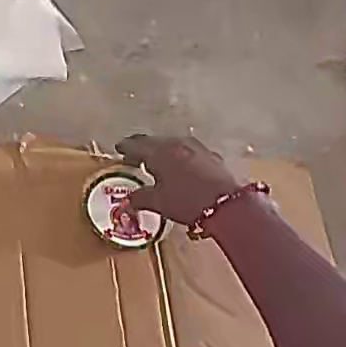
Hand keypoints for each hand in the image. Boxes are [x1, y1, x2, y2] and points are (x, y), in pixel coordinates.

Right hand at [114, 134, 243, 225]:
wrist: (226, 204)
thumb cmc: (187, 201)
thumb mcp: (158, 202)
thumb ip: (140, 198)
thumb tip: (127, 201)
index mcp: (159, 152)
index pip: (137, 145)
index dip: (125, 147)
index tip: (119, 149)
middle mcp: (177, 144)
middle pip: (155, 142)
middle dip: (142, 148)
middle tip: (133, 156)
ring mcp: (196, 148)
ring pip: (172, 145)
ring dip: (162, 152)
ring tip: (155, 163)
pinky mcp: (210, 156)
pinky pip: (187, 152)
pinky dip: (178, 157)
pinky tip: (179, 169)